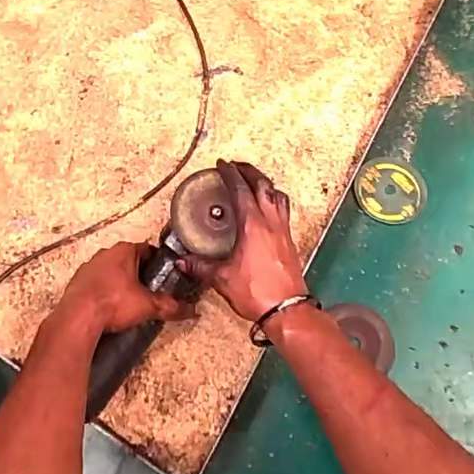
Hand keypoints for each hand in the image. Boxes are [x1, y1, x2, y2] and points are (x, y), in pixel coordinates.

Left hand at [56, 242, 188, 334]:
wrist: (79, 318)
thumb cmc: (111, 302)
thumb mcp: (148, 305)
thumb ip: (170, 306)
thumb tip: (189, 309)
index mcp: (124, 251)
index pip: (147, 249)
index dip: (157, 261)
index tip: (162, 273)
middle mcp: (105, 254)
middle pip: (127, 260)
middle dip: (137, 274)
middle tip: (148, 290)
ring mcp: (88, 268)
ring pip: (109, 271)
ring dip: (118, 283)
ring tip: (128, 302)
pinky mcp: (77, 283)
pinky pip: (95, 285)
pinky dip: (103, 293)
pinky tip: (108, 308)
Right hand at [183, 160, 308, 322]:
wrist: (287, 309)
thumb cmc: (257, 293)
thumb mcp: (222, 279)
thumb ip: (201, 267)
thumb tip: (183, 261)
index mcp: (252, 226)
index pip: (240, 190)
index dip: (230, 174)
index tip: (222, 164)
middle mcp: (271, 223)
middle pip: (263, 185)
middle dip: (249, 171)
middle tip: (237, 166)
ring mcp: (283, 230)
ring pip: (277, 195)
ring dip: (265, 183)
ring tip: (254, 181)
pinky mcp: (289, 241)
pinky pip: (284, 210)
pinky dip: (274, 200)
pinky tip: (267, 208)